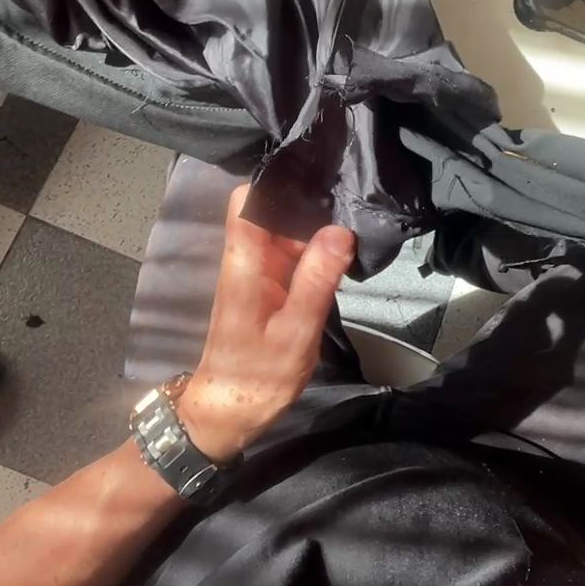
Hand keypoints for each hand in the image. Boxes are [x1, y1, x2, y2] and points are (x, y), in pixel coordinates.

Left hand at [174, 186, 355, 464]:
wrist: (230, 414)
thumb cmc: (257, 376)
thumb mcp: (295, 331)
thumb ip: (317, 280)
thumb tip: (340, 229)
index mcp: (244, 262)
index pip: (246, 200)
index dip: (275, 181)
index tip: (315, 171)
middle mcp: (247, 259)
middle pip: (270, 210)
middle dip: (305, 199)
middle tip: (351, 192)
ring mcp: (257, 272)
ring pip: (284, 230)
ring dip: (313, 224)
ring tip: (354, 214)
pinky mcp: (269, 287)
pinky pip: (291, 253)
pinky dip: (314, 247)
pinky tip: (342, 246)